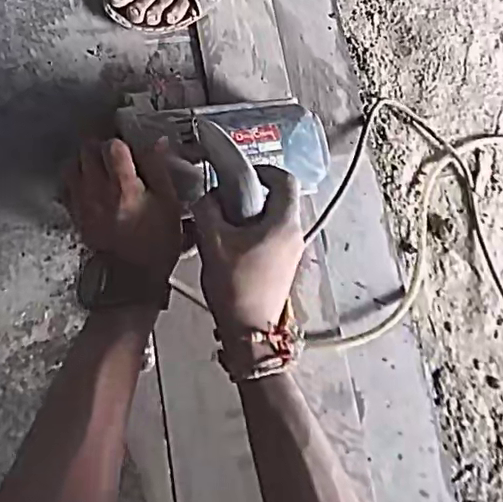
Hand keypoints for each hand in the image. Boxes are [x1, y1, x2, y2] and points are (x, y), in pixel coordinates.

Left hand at [62, 138, 184, 279]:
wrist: (132, 278)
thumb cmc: (155, 244)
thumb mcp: (169, 204)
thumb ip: (159, 169)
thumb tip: (157, 142)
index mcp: (124, 187)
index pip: (112, 145)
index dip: (122, 143)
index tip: (129, 150)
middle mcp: (98, 191)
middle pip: (87, 149)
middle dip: (100, 147)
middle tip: (114, 155)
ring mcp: (82, 202)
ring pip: (72, 165)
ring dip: (84, 161)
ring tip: (99, 168)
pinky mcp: (75, 214)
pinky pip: (66, 186)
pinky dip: (75, 180)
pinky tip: (90, 185)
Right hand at [189, 165, 303, 332]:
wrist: (249, 331)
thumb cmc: (235, 285)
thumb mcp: (213, 242)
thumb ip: (207, 209)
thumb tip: (207, 195)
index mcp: (284, 223)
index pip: (285, 179)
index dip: (262, 170)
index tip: (239, 174)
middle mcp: (295, 234)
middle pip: (280, 198)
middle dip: (252, 192)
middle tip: (225, 197)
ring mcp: (293, 251)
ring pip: (275, 217)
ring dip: (251, 212)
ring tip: (223, 220)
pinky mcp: (285, 264)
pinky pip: (272, 234)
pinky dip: (254, 229)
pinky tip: (230, 242)